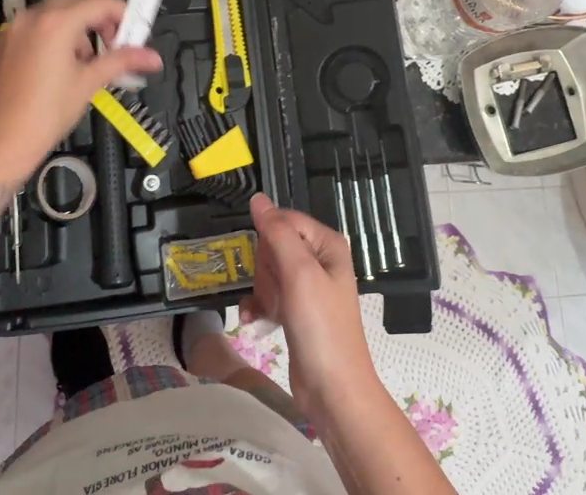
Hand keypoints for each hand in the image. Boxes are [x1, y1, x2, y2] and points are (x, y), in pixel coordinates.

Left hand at [0, 0, 161, 174]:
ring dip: (80, 25)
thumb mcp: (89, 84)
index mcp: (55, 23)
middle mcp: (32, 18)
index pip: (101, 1)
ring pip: (57, 11)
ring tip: (91, 59)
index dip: (124, 14)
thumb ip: (122, 61)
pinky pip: (38, 25)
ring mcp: (15, 29)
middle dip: (103, 17)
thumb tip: (151, 57)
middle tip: (118, 42)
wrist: (0, 144)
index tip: (135, 32)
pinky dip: (57, 34)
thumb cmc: (44, 116)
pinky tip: (65, 64)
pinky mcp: (5, 43)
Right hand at [242, 193, 376, 411]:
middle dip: (265, 270)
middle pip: (273, 246)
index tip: (272, 265)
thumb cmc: (321, 326)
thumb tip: (258, 198)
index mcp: (327, 244)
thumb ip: (277, 233)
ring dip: (260, 292)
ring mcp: (307, 288)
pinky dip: (258, 308)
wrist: (332, 388)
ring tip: (271, 312)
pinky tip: (254, 321)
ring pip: (266, 272)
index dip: (270, 240)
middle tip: (278, 293)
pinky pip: (267, 296)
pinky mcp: (295, 311)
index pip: (284, 220)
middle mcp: (319, 261)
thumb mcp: (299, 273)